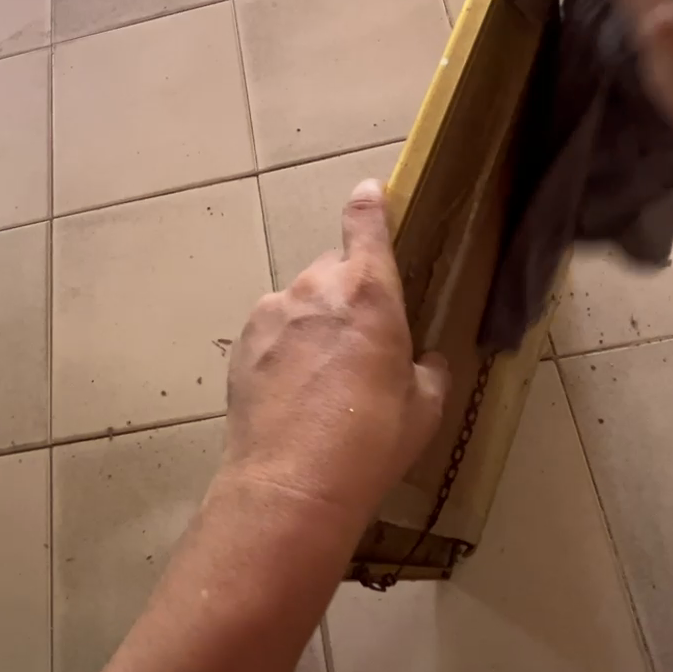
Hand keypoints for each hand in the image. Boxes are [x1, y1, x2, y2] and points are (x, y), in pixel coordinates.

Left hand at [219, 180, 449, 525]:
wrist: (291, 481)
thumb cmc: (370, 440)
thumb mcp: (423, 408)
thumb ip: (428, 368)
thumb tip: (426, 357)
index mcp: (368, 293)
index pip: (366, 224)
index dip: (369, 203)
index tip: (369, 191)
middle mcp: (316, 287)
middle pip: (334, 270)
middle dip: (348, 292)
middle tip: (357, 342)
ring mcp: (273, 310)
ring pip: (300, 300)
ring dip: (313, 321)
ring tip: (321, 377)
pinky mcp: (244, 338)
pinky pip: (273, 326)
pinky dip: (284, 343)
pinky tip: (291, 388)